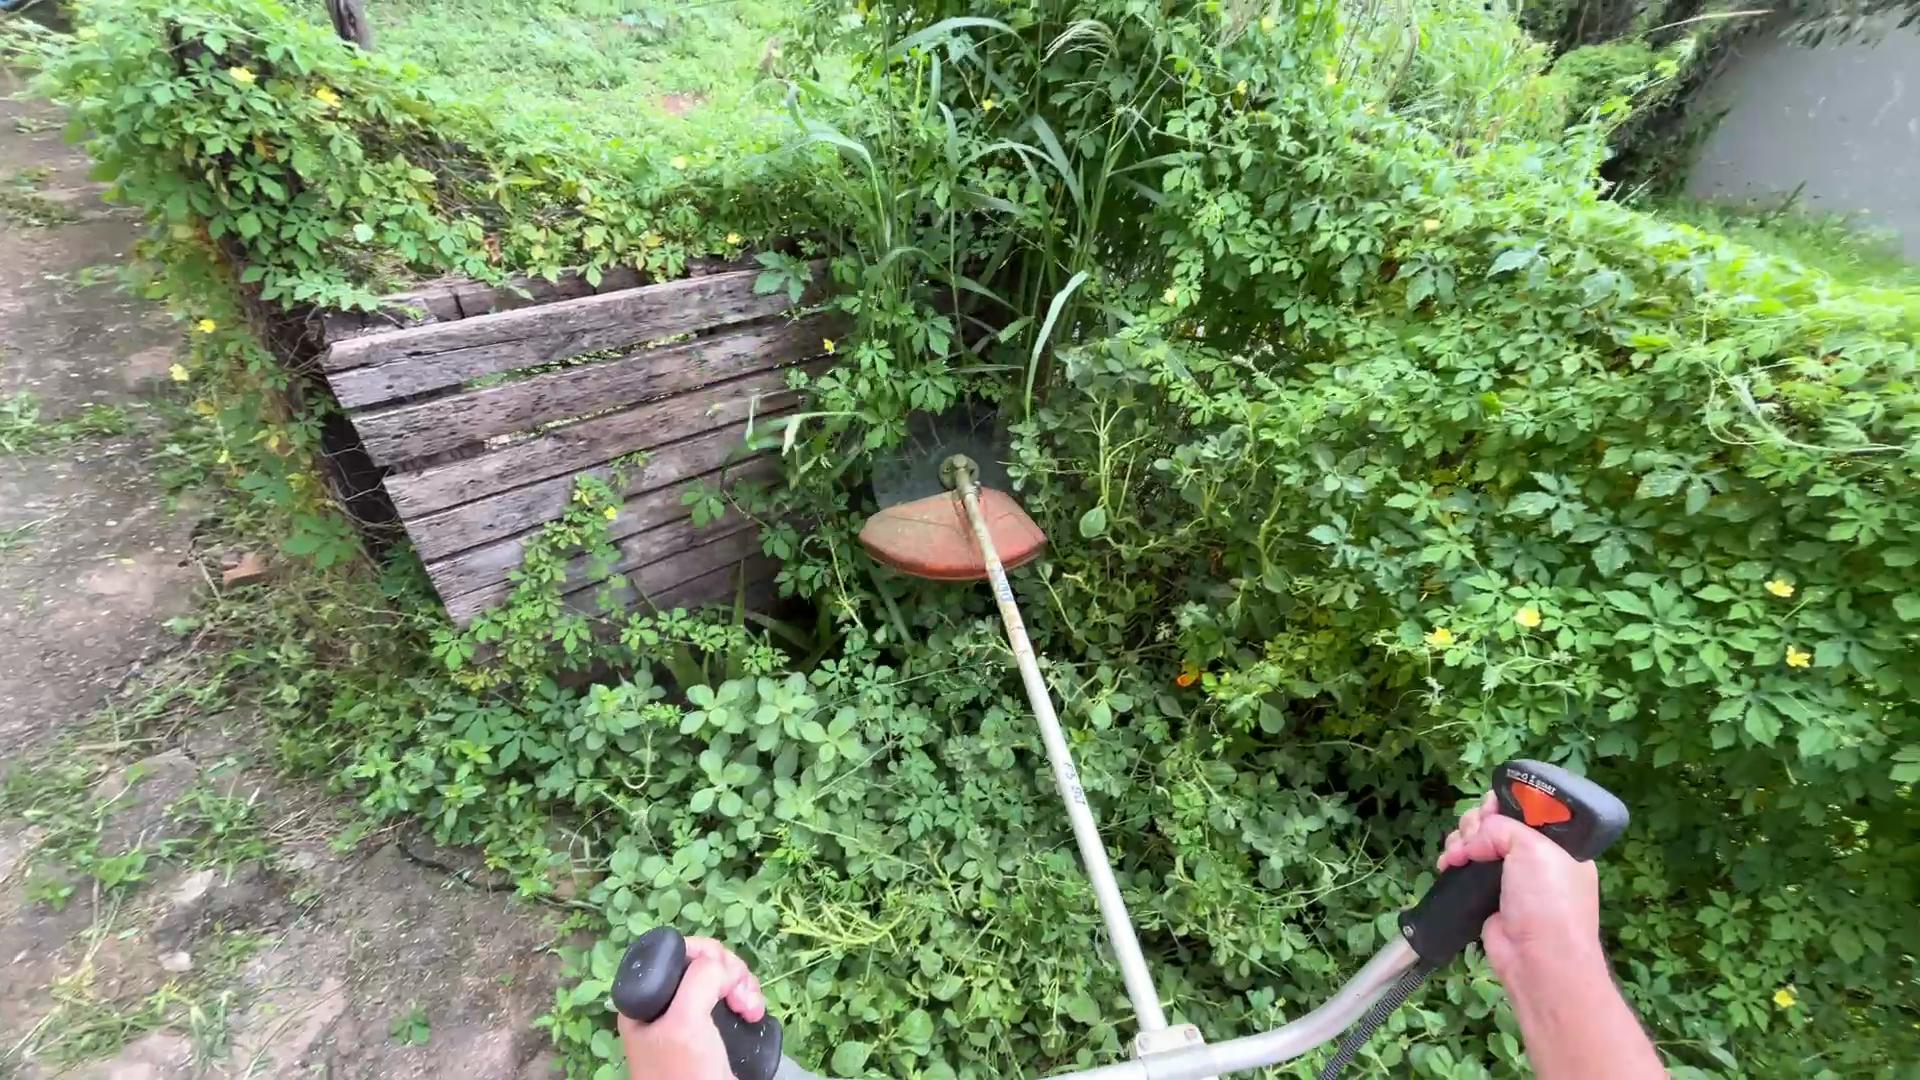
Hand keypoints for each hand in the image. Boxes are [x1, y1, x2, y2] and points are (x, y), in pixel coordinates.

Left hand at [618, 936, 766, 1079]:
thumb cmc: (685, 1073)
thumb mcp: (684, 1022)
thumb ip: (700, 980)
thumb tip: (723, 968)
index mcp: (646, 997)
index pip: (678, 951)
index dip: (706, 954)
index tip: (722, 973)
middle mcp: (666, 1002)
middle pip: (706, 961)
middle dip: (731, 972)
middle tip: (741, 997)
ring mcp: (690, 1015)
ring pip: (724, 976)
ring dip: (744, 985)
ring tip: (751, 1009)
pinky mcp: (712, 1028)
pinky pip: (734, 994)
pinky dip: (749, 996)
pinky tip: (754, 1012)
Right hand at [1436, 790, 1604, 985]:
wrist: (1539, 959)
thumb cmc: (1547, 901)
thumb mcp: (1534, 849)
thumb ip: (1501, 827)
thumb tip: (1473, 838)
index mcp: (1559, 847)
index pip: (1525, 811)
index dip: (1503, 805)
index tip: (1489, 808)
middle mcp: (1534, 859)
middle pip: (1493, 822)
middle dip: (1475, 824)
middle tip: (1473, 837)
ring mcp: (1509, 876)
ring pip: (1473, 839)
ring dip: (1459, 840)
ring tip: (1456, 856)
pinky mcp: (1486, 891)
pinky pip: (1463, 861)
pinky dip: (1451, 858)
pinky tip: (1447, 864)